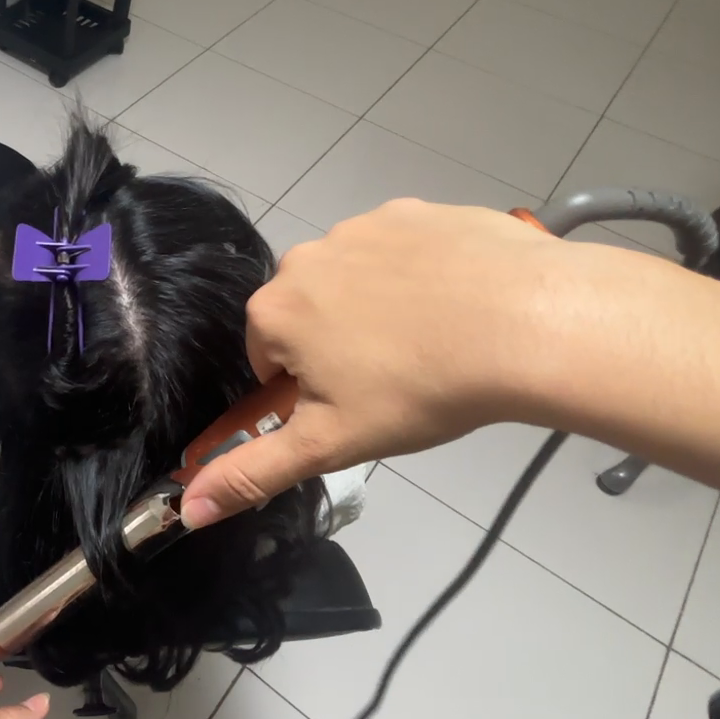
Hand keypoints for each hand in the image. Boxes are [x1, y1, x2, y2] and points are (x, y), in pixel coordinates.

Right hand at [184, 199, 583, 526]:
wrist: (532, 325)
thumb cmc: (418, 390)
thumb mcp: (329, 444)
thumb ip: (252, 474)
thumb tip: (187, 509)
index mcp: (273, 310)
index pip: (267, 359)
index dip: (306, 387)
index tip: (355, 400)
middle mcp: (302, 258)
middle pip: (304, 313)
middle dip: (332, 342)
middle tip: (393, 374)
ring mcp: (360, 227)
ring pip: (349, 279)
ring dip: (371, 305)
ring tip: (430, 337)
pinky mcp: (414, 210)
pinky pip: (396, 247)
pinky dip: (414, 271)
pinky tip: (455, 297)